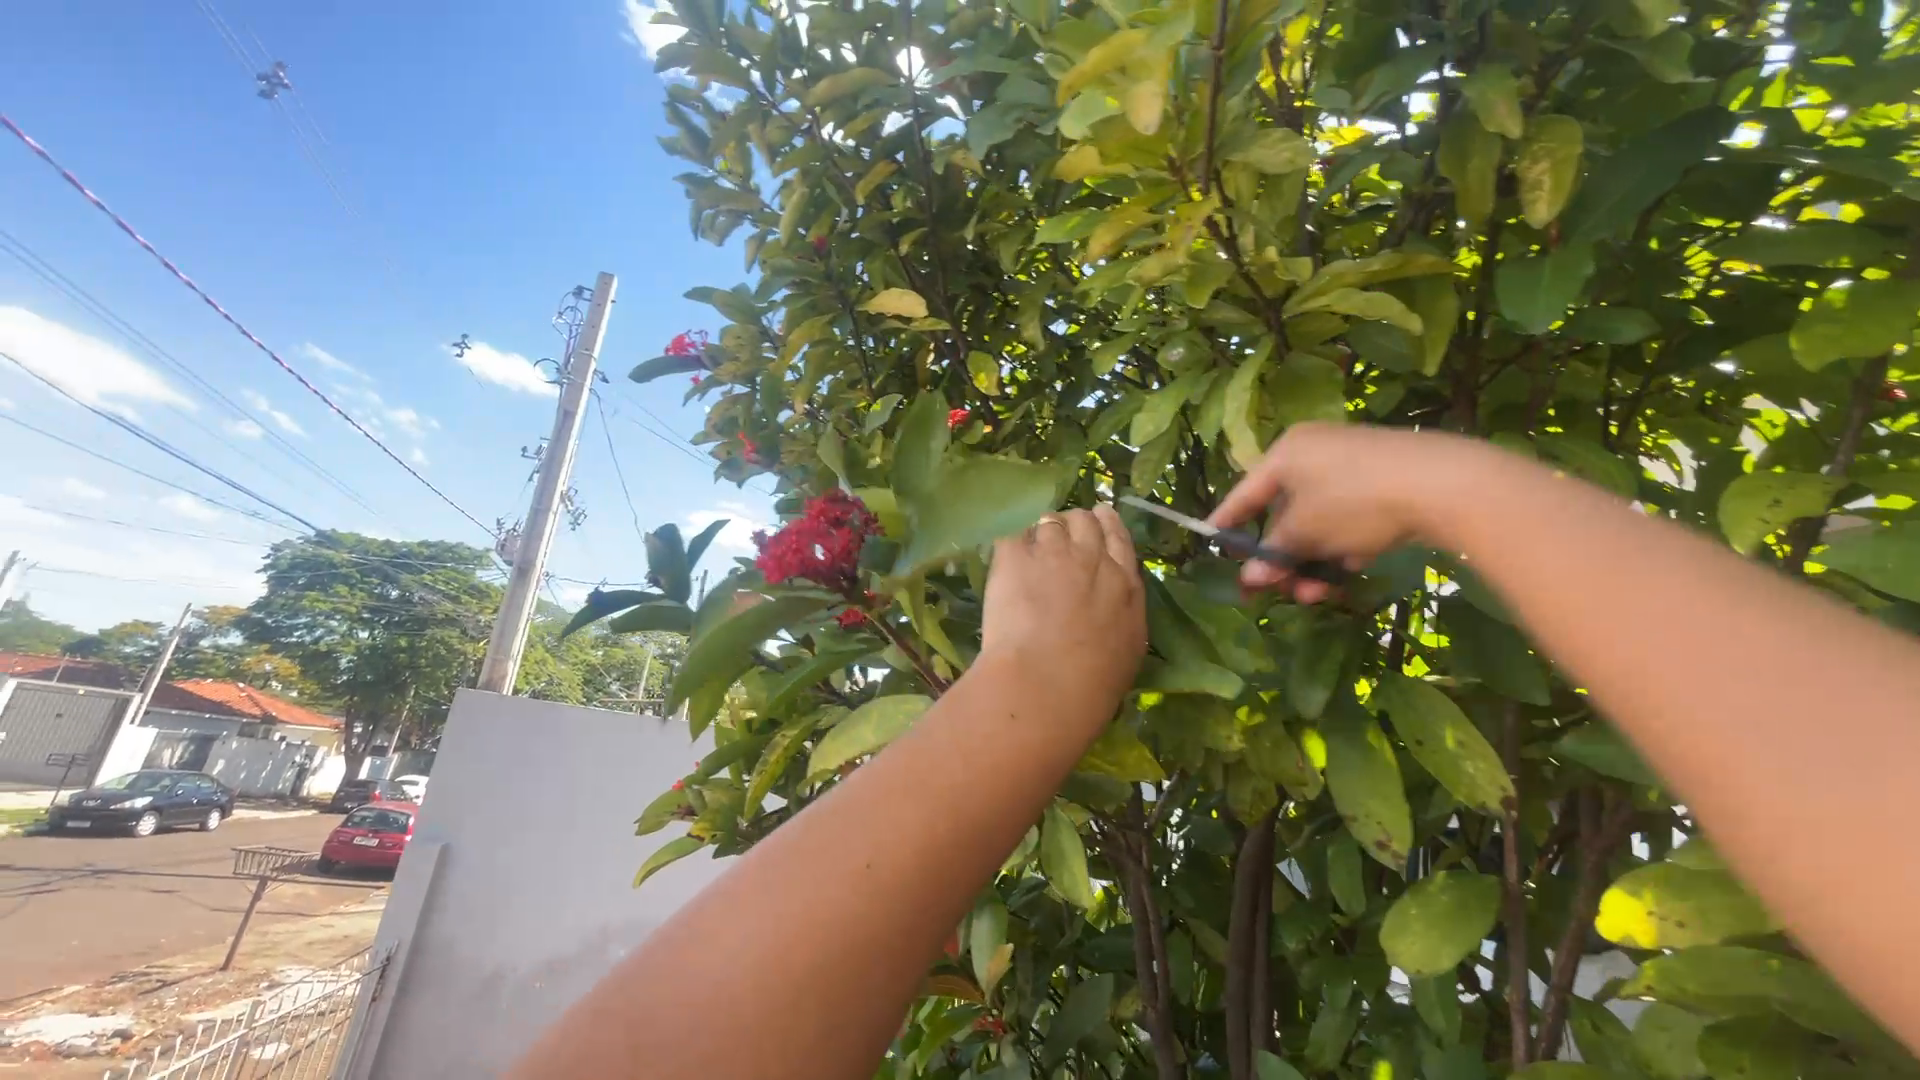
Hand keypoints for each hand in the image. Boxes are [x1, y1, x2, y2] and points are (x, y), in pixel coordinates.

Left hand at [980, 506, 1145, 724]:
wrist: (1047, 681)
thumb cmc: (1093, 682)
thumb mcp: (1128, 648)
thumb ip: (1121, 614)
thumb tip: (1111, 606)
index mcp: (1124, 582)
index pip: (1118, 537)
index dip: (1106, 524)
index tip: (1099, 517)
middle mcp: (1090, 558)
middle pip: (1083, 521)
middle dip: (1073, 523)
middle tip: (1060, 535)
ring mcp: (1051, 552)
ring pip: (1048, 522)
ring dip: (1042, 532)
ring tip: (1030, 549)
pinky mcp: (1013, 557)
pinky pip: (1013, 536)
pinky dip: (1012, 546)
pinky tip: (1006, 563)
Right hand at [1208, 423, 1486, 598]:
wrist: (1442, 484)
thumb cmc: (1354, 501)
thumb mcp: (1305, 532)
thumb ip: (1273, 554)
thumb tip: (1249, 580)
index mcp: (1286, 453)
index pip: (1245, 495)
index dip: (1228, 524)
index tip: (1213, 546)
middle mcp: (1314, 453)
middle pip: (1284, 515)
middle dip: (1284, 560)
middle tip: (1281, 592)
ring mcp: (1351, 466)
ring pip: (1317, 522)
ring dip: (1312, 562)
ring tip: (1320, 593)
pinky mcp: (1383, 482)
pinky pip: (1347, 518)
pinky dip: (1342, 546)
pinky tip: (1351, 568)